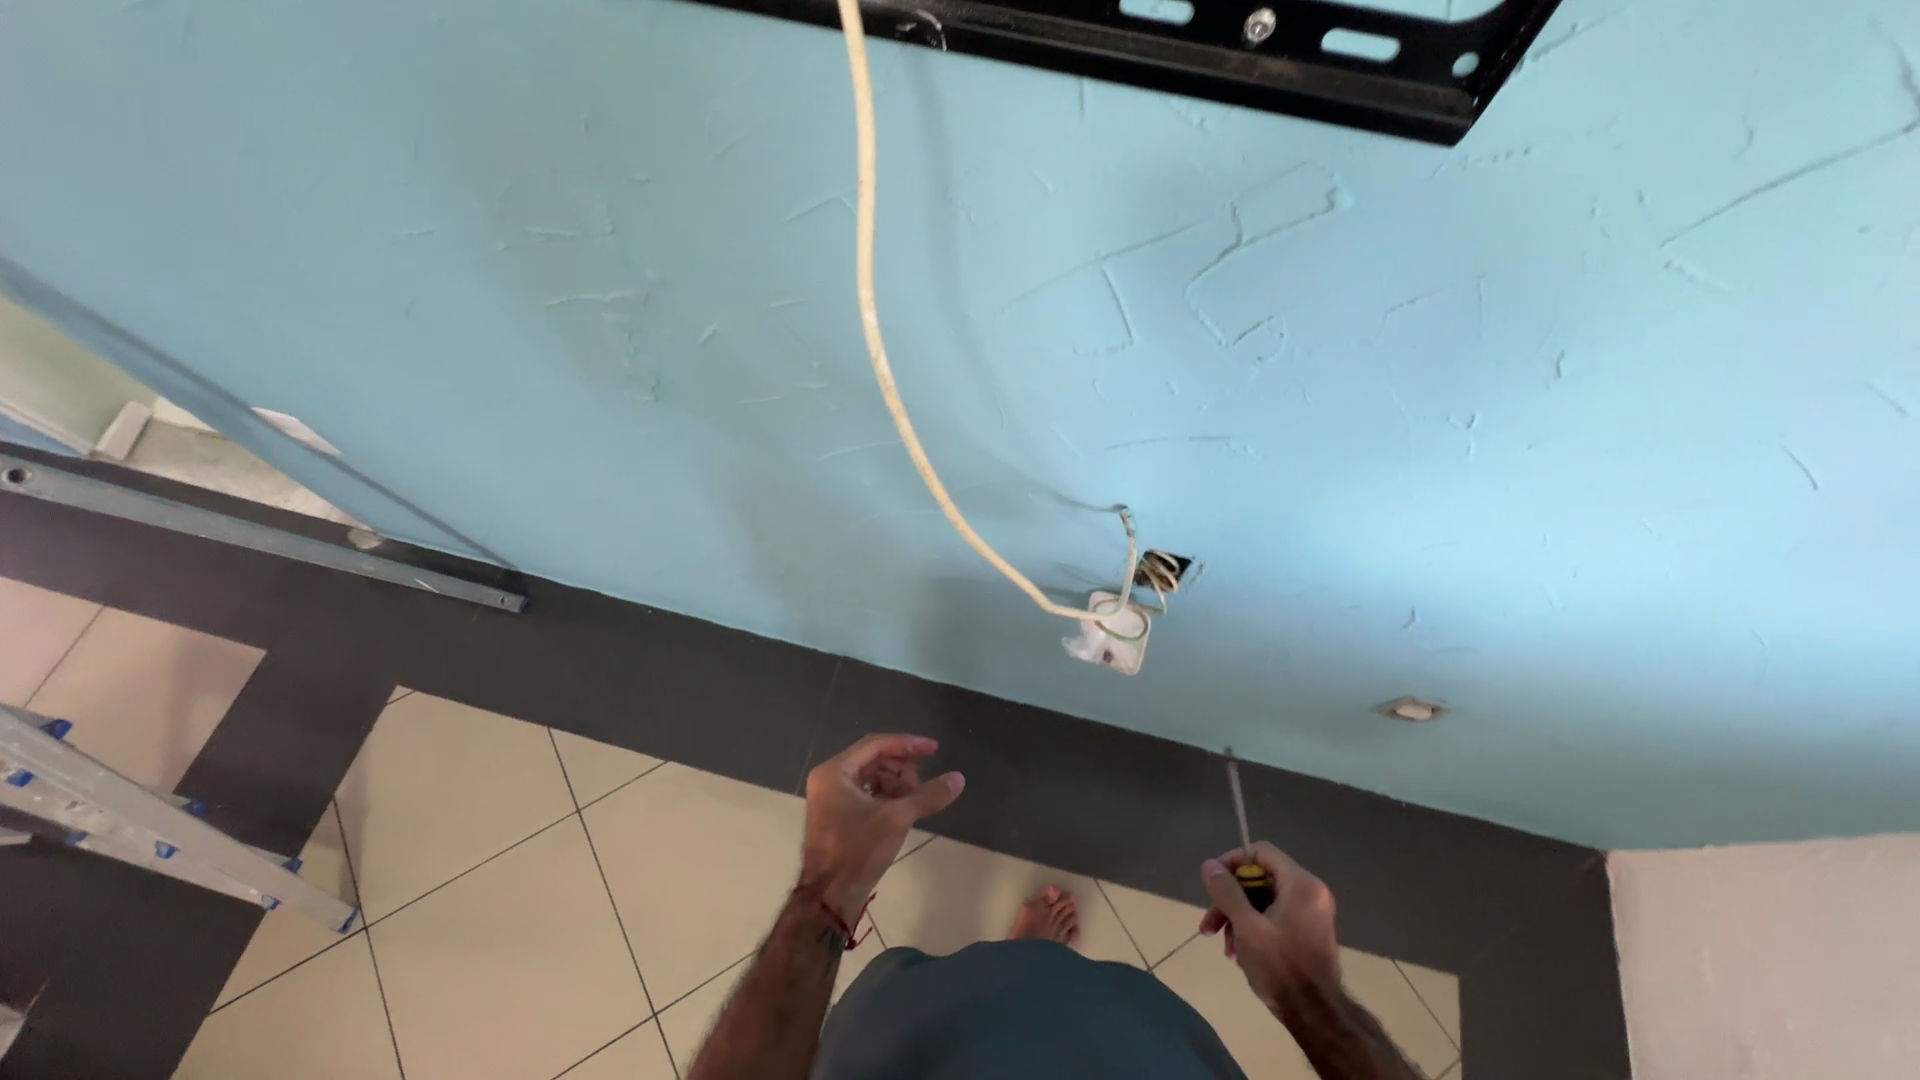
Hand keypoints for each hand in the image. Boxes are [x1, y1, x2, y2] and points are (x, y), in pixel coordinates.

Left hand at [799, 734, 963, 921]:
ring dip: (896, 784)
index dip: (907, 744)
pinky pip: (865, 793)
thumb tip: (958, 778)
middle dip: (902, 768)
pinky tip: (903, 810)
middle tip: (922, 785)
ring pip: (870, 777)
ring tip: (915, 800)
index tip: (934, 749)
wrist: (829, 897)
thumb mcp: (896, 819)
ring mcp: (830, 797)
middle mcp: (829, 778)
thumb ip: (928, 795)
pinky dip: (886, 797)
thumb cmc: (857, 851)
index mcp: (835, 771)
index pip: (876, 744)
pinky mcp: (836, 814)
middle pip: (873, 759)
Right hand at [1198, 842, 1340, 1009]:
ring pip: (1263, 901)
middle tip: (1209, 924)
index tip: (1212, 882)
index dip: (1232, 861)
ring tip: (1222, 946)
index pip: (1261, 852)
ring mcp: (1311, 914)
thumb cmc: (1281, 968)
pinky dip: (1253, 928)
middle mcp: (1310, 893)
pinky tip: (1238, 953)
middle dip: (1229, 900)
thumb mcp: (1246, 927)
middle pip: (1259, 880)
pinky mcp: (1308, 932)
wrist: (1317, 1017)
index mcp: (1301, 885)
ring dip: (1237, 918)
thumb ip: (1226, 892)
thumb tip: (1209, 864)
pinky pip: (1274, 917)